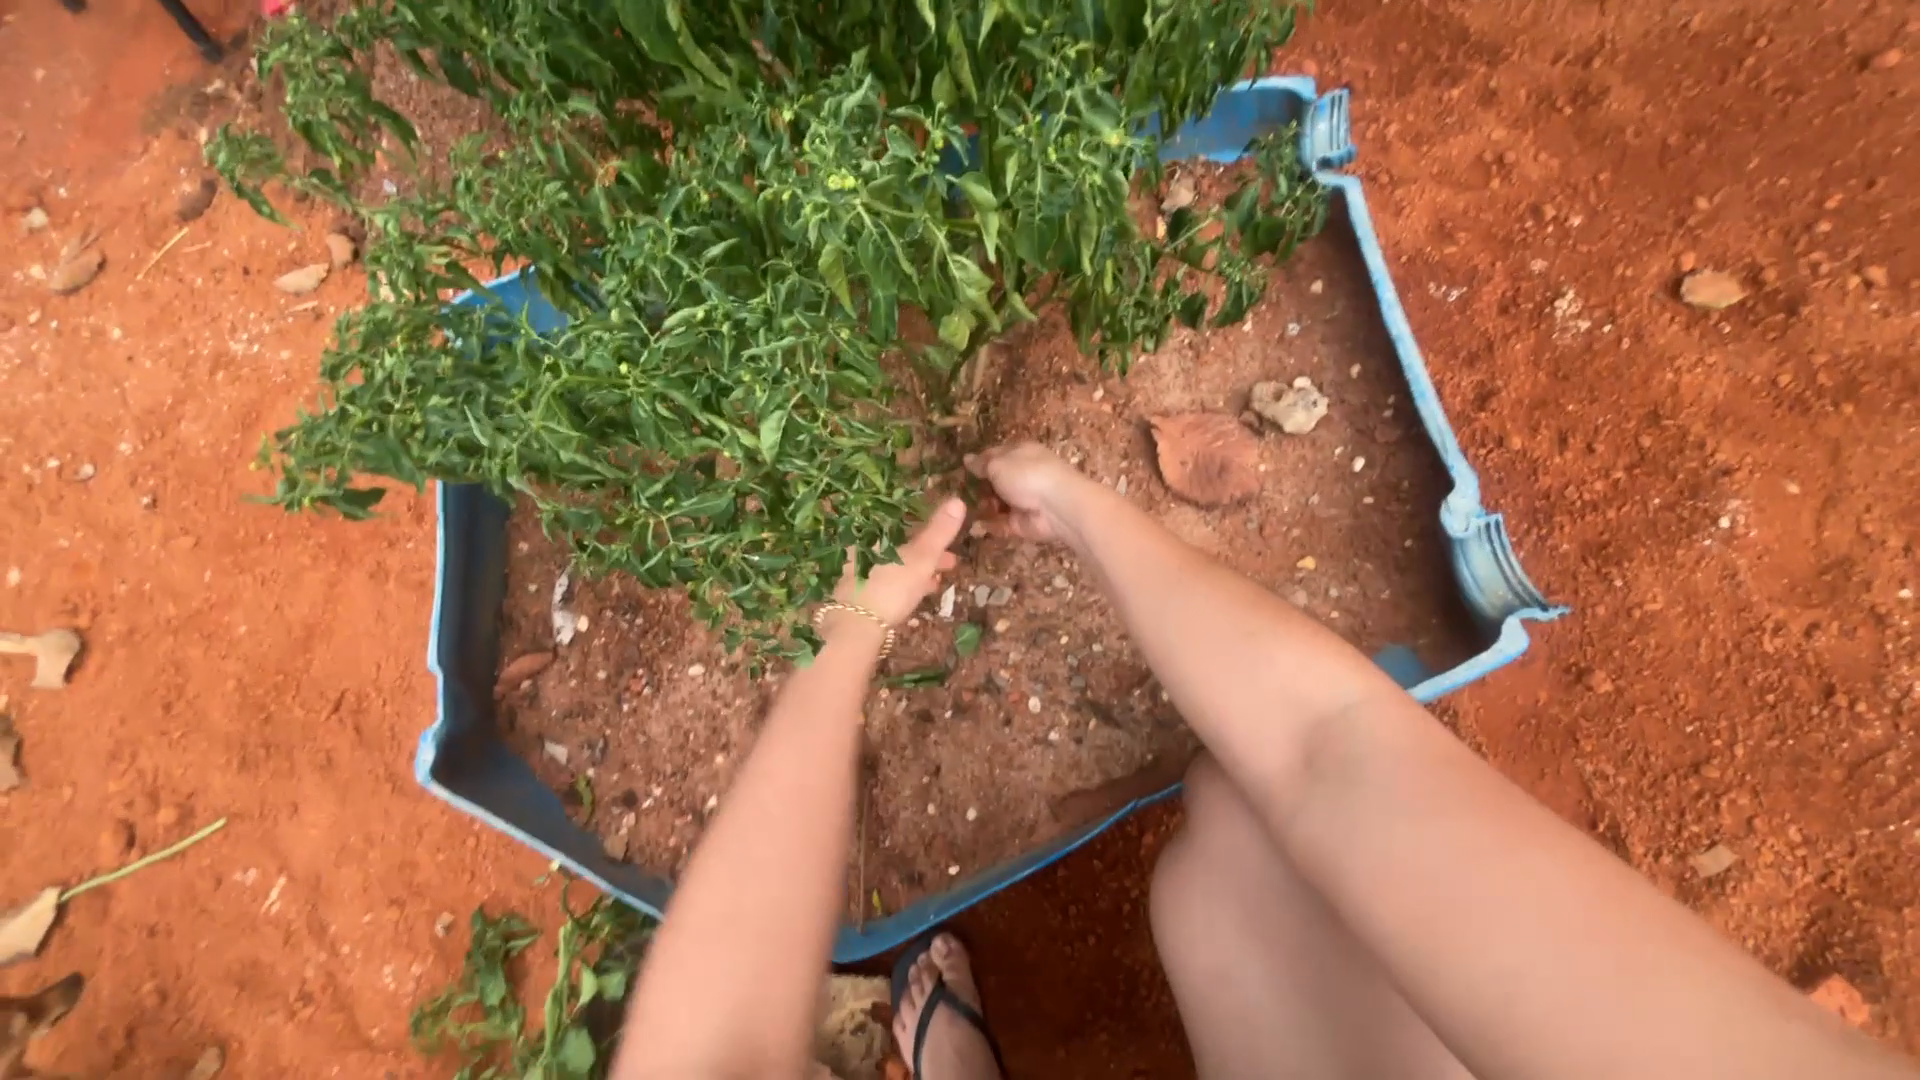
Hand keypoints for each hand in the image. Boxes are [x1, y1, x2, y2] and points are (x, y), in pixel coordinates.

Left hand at [829, 498, 966, 627]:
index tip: (949, 542)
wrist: (857, 630)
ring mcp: (854, 579)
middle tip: (950, 565)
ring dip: (916, 574)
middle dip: (926, 556)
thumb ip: (939, 532)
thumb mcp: (921, 557)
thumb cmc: (890, 587)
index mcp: (870, 538)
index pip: (901, 528)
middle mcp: (858, 556)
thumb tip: (958, 500)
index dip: (928, 533)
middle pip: (898, 550)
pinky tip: (916, 600)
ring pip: (892, 570)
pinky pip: (885, 589)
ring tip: (937, 583)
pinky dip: (903, 589)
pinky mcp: (855, 602)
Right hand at [963, 443, 1087, 543]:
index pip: (995, 454)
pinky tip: (972, 522)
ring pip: (995, 501)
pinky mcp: (1020, 521)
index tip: (961, 470)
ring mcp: (1021, 499)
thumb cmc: (1026, 474)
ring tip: (964, 507)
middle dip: (978, 486)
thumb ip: (981, 463)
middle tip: (958, 492)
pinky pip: (999, 521)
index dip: (978, 462)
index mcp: (1020, 452)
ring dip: (982, 504)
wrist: (1055, 506)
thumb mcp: (998, 463)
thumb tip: (967, 458)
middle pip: (994, 479)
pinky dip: (987, 523)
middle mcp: (1021, 474)